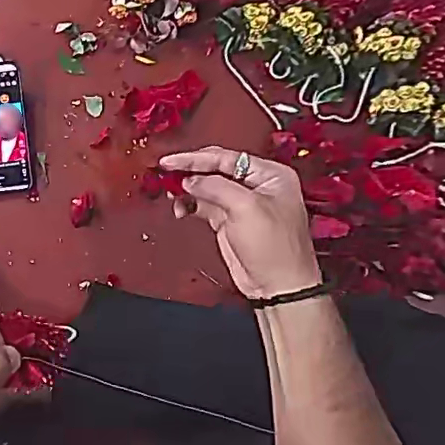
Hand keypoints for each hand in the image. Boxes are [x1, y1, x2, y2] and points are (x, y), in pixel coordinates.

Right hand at [161, 146, 321, 298]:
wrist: (279, 287)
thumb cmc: (277, 248)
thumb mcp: (247, 209)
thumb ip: (216, 188)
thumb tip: (190, 179)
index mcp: (270, 175)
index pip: (227, 158)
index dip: (196, 158)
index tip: (171, 160)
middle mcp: (256, 186)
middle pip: (216, 170)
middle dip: (190, 171)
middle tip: (165, 171)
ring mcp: (241, 204)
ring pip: (207, 188)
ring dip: (187, 190)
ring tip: (170, 193)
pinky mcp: (229, 221)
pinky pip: (204, 205)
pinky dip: (190, 205)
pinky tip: (180, 208)